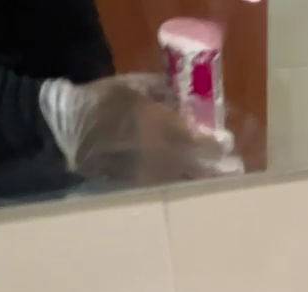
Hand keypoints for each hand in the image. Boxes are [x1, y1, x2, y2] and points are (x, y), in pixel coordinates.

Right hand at [39, 74, 238, 184]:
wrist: (71, 133)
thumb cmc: (102, 103)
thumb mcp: (134, 87)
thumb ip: (162, 93)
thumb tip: (183, 96)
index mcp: (163, 128)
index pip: (201, 141)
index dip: (218, 144)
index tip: (228, 142)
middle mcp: (165, 155)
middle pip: (203, 167)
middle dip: (221, 169)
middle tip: (236, 170)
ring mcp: (157, 174)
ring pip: (191, 181)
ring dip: (209, 182)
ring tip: (224, 182)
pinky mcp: (146, 187)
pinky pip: (174, 188)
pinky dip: (188, 187)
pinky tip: (196, 186)